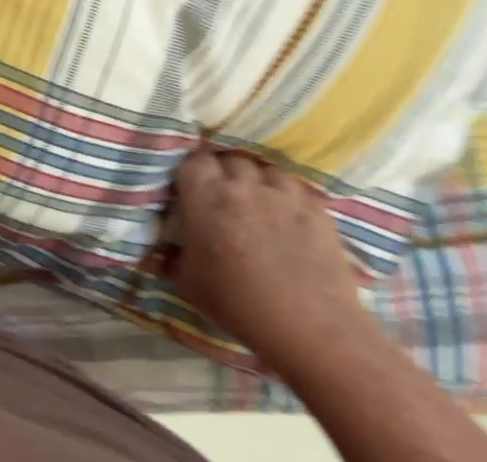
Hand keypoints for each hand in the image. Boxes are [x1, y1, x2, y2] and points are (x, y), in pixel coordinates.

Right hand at [168, 148, 373, 365]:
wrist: (310, 329)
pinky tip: (284, 212)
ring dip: (256, 178)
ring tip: (255, 197)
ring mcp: (285, 196)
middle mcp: (245, 187)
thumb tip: (168, 247)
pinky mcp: (318, 211)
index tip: (189, 187)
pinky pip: (296, 187)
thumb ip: (174, 253)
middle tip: (220, 192)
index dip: (191, 170)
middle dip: (223, 170)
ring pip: (265, 168)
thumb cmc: (238, 304)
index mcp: (206, 197)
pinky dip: (286, 193)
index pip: (194, 159)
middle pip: (230, 158)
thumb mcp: (187, 281)